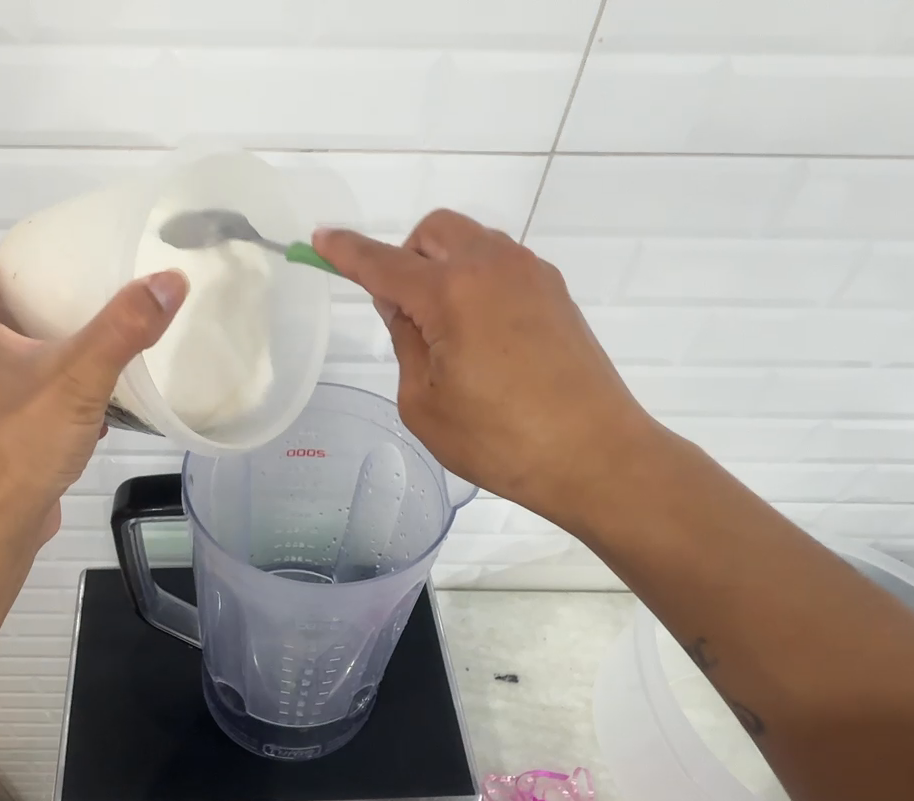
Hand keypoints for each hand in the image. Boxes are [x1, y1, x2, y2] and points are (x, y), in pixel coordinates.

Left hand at [0, 256, 185, 542]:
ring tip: (68, 347)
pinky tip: (85, 410)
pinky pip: (16, 406)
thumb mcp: (81, 374)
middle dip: (2, 308)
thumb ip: (124, 327)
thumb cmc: (26, 436)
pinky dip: (41, 397)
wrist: (0, 515)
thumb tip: (170, 280)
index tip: (12, 262)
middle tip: (43, 301)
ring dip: (21, 354)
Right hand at [313, 211, 660, 525]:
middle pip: (434, 232)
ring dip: (444, 268)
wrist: (592, 455)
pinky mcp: (556, 294)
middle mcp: (493, 267)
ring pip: (472, 244)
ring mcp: (532, 276)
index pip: (383, 263)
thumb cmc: (496, 439)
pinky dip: (477, 283)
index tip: (321, 240)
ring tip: (447, 334)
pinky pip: (501, 266)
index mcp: (451, 293)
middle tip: (403, 314)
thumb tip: (405, 307)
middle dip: (406, 257)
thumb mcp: (423, 402)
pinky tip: (484, 339)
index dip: (347, 253)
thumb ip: (406, 342)